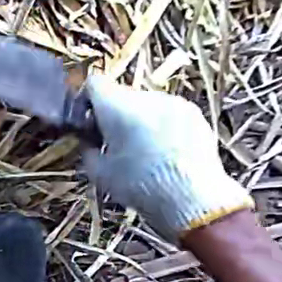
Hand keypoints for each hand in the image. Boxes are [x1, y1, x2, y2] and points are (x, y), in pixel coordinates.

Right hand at [83, 78, 252, 240]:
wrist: (192, 199)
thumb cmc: (139, 187)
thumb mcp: (99, 173)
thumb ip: (87, 149)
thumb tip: (88, 140)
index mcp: (117, 107)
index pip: (94, 83)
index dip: (87, 100)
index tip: (88, 121)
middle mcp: (145, 97)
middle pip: (121, 96)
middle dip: (114, 115)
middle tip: (114, 143)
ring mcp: (173, 102)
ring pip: (145, 104)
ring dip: (139, 120)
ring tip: (143, 151)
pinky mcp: (194, 113)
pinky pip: (168, 113)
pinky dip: (161, 126)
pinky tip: (164, 152)